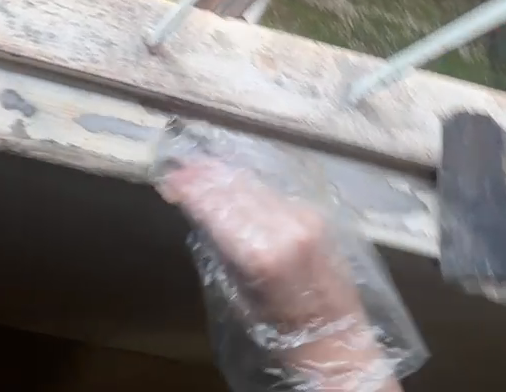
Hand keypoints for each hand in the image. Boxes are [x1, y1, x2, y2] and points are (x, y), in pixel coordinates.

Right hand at [158, 157, 364, 332]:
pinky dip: (248, 183)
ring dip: (225, 173)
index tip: (170, 178)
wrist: (336, 341)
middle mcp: (284, 226)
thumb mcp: (238, 295)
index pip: (217, 207)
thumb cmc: (279, 330)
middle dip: (205, 174)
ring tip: (201, 164)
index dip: (191, 189)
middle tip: (181, 164)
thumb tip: (200, 215)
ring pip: (255, 183)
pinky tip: (232, 176)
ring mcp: (303, 215)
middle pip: (235, 187)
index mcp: (261, 253)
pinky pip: (273, 190)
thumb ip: (221, 251)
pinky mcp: (315, 212)